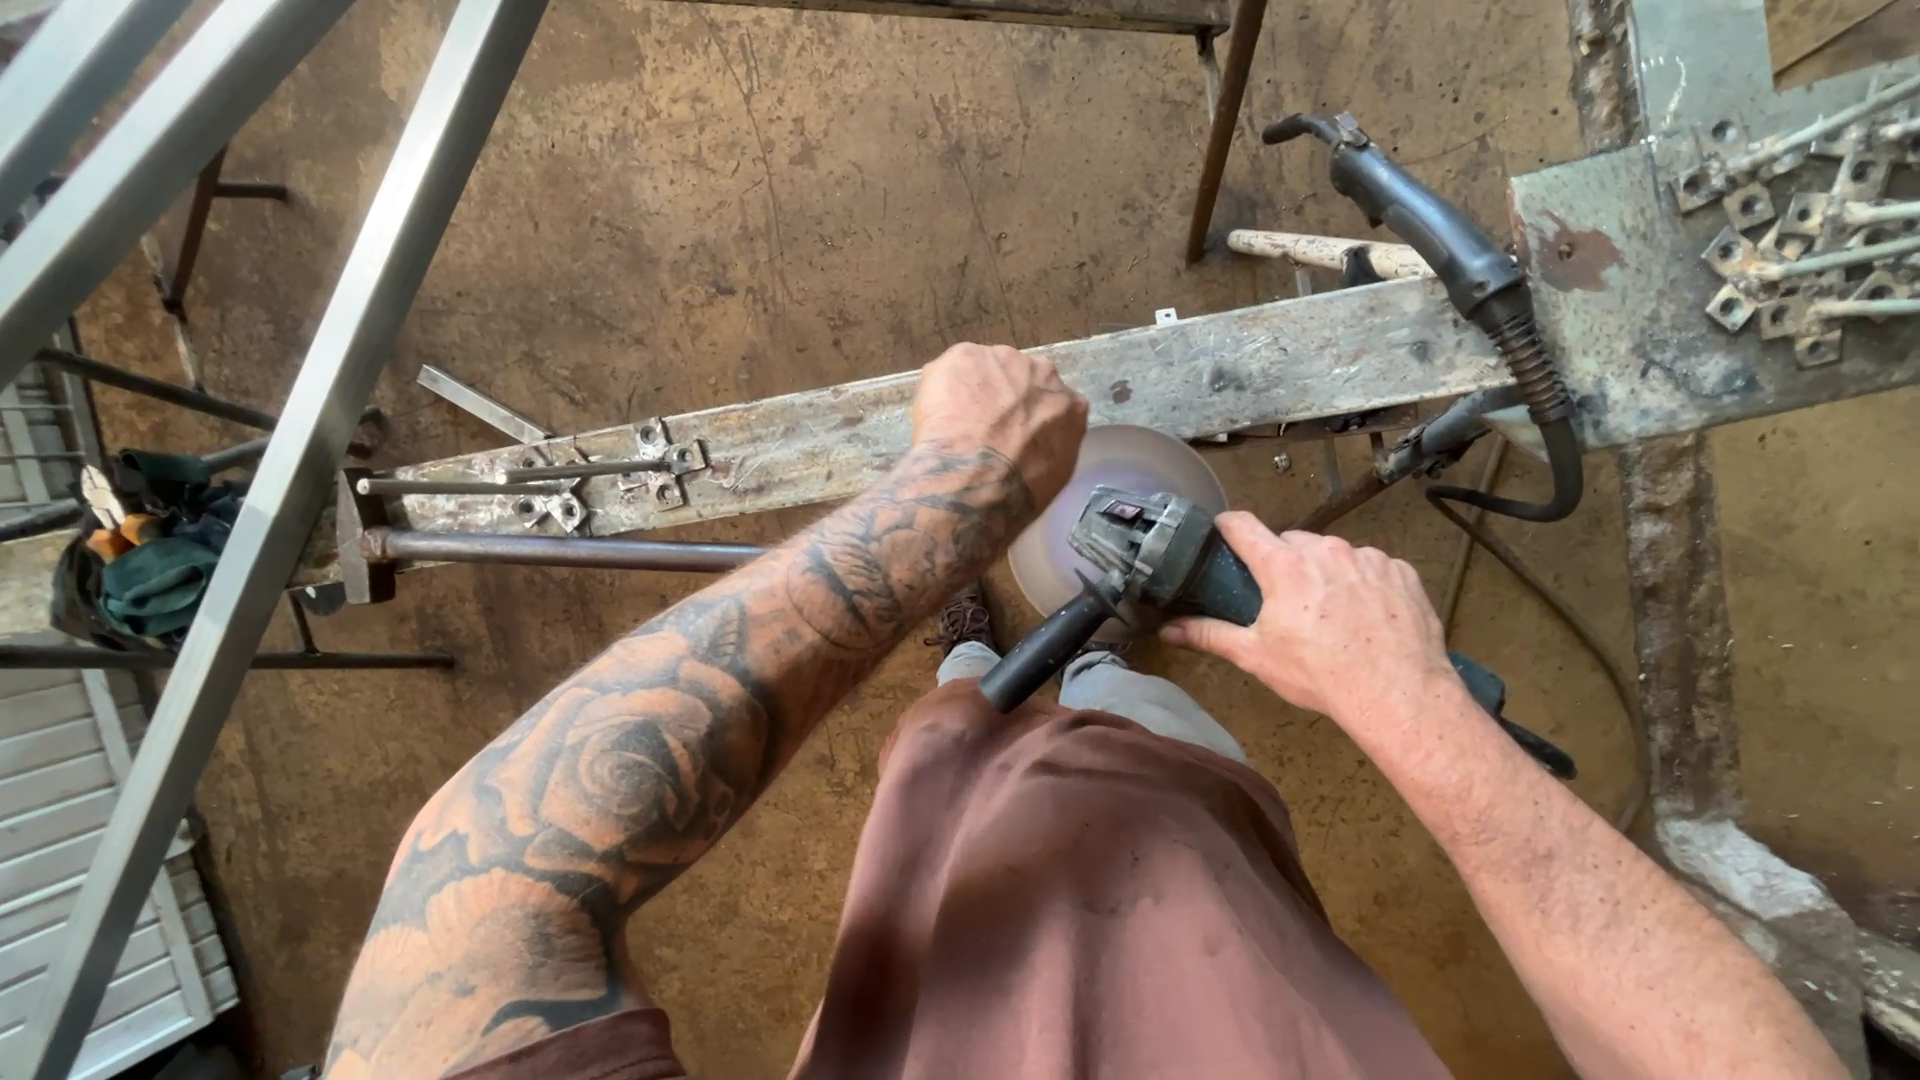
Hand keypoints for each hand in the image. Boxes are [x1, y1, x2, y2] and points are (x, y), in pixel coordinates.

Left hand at [912, 343, 1087, 509]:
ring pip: (984, 371)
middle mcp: (1041, 372)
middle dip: (1002, 397)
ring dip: (972, 391)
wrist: (975, 480)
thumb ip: (1053, 444)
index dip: (1027, 417)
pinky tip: (937, 419)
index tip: (1012, 433)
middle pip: (1019, 378)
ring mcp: (1003, 359)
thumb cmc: (1017, 491)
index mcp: (1068, 404)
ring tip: (955, 426)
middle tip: (982, 427)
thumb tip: (1038, 443)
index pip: (1051, 403)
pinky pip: (951, 372)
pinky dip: (941, 391)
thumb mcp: (1055, 474)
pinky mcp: (964, 356)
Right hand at [1159, 514, 1457, 723]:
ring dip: (1325, 571)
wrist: (1398, 694)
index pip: (1243, 525)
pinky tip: (1366, 614)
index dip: (1227, 527)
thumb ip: (1209, 635)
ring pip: (1333, 553)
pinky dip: (1364, 582)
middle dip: (1282, 561)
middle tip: (1283, 598)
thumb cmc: (1319, 674)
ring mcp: (1368, 558)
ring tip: (1330, 611)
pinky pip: (1373, 566)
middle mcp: (1326, 550)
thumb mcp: (1256, 656)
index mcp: (1284, 565)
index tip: (1222, 534)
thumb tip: (1167, 630)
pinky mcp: (1401, 572)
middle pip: (1291, 541)